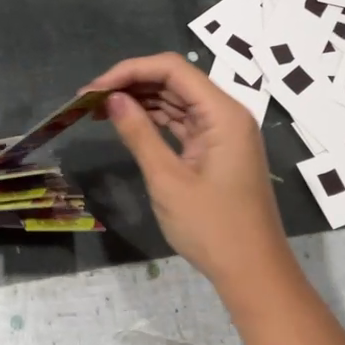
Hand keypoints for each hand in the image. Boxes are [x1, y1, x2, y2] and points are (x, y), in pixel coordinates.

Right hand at [83, 53, 289, 293]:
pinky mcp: (217, 150)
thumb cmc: (213, 228)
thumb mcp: (168, 180)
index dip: (130, 70)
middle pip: (174, 80)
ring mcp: (224, 132)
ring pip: (176, 100)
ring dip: (140, 100)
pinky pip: (183, 121)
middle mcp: (226, 114)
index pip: (172, 69)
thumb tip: (110, 99)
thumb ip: (139, 133)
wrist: (255, 276)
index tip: (94, 88)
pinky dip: (154, 119)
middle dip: (131, 84)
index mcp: (223, 113)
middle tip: (89, 100)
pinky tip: (127, 122)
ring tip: (100, 109)